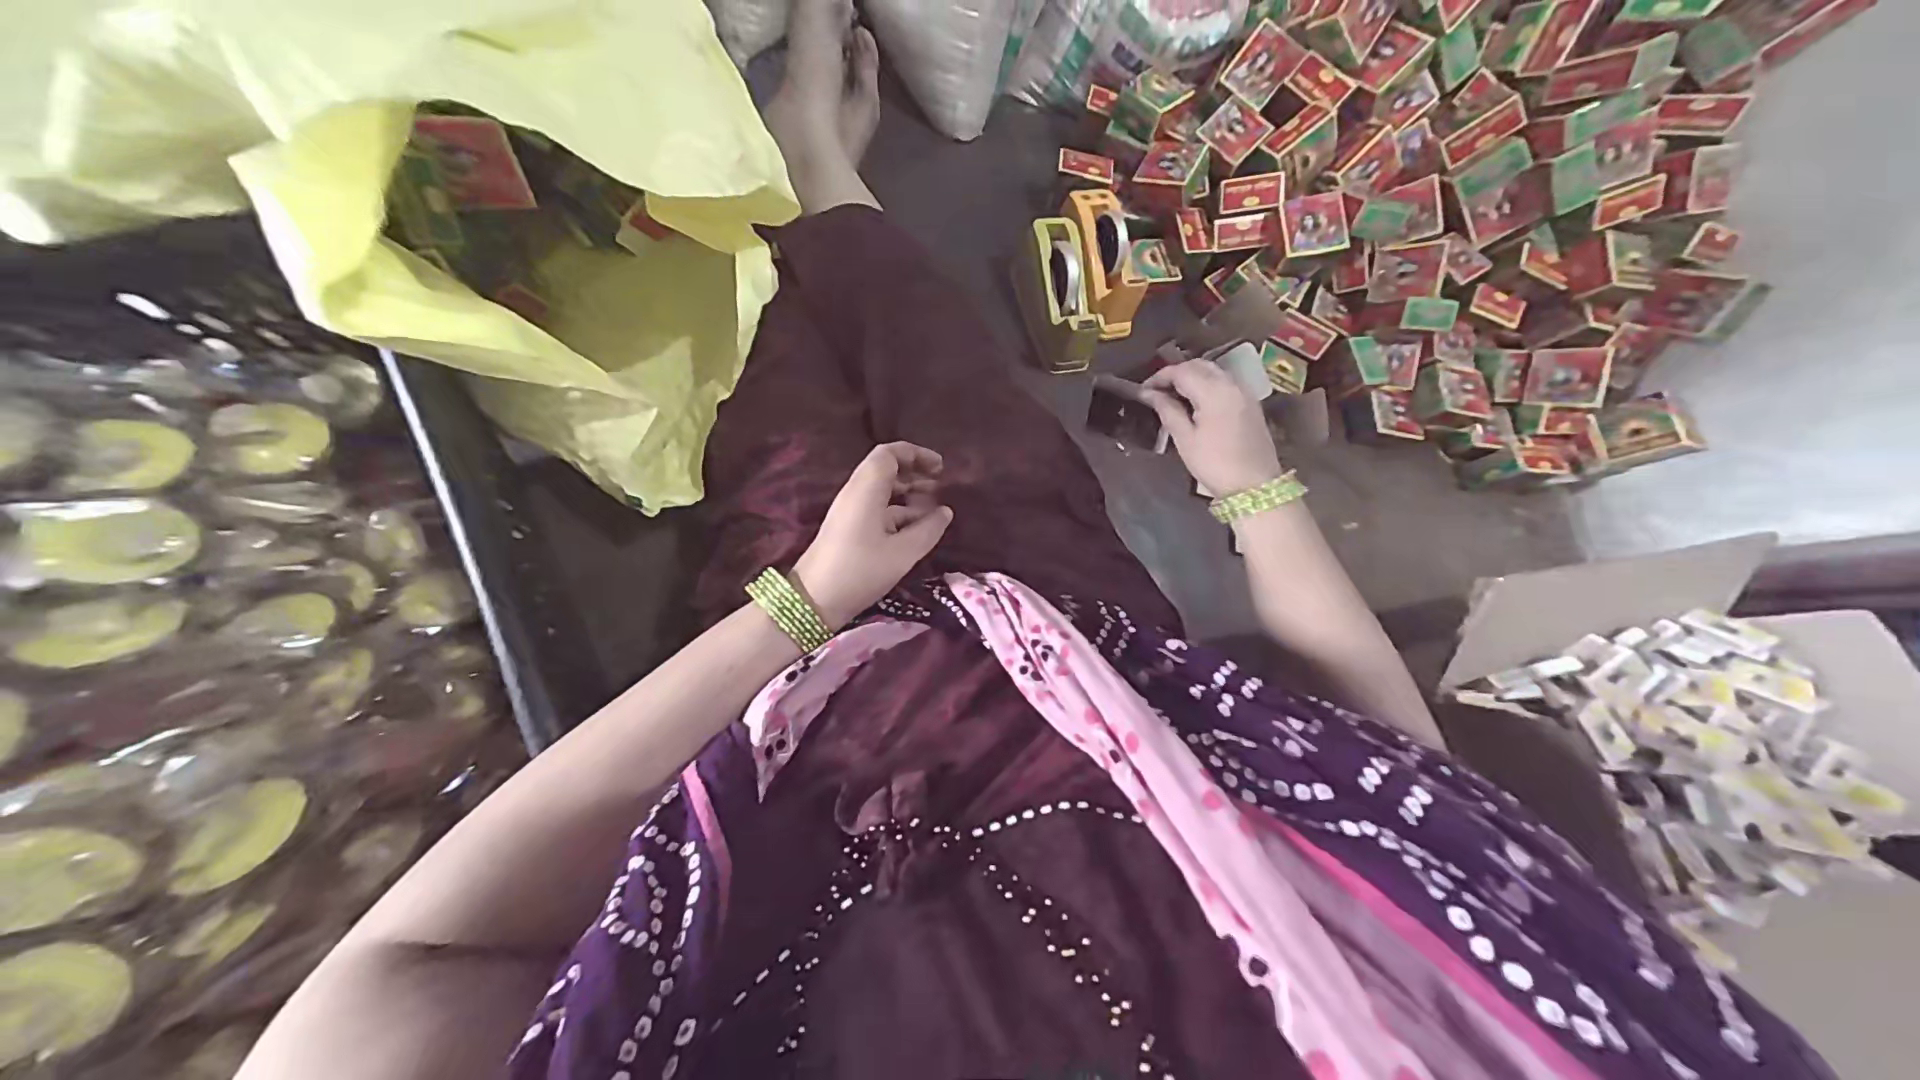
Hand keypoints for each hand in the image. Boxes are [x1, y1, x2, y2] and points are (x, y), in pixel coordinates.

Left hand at [792, 442, 952, 628]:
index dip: (916, 454)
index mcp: (866, 489)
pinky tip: (917, 528)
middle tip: (941, 485)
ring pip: (882, 491)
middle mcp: (856, 493)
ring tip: (934, 507)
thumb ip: (928, 530)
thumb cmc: (860, 571)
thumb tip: (945, 512)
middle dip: (915, 472)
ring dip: (908, 494)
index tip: (940, 467)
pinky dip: (899, 511)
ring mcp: (850, 511)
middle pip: (885, 469)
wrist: (814, 600)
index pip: (889, 454)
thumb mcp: (902, 553)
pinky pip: (877, 509)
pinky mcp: (849, 528)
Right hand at [1139, 360, 1283, 496]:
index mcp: (1214, 392)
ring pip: (1213, 371)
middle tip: (1157, 392)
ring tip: (1173, 396)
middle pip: (1199, 365)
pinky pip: (1224, 382)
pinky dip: (1206, 383)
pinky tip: (1195, 402)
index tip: (1143, 391)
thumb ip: (1167, 410)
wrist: (1255, 485)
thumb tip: (1149, 393)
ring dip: (1191, 377)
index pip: (1182, 371)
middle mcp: (1231, 384)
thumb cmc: (1214, 464)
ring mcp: (1244, 391)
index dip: (1159, 377)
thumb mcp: (1185, 439)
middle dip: (1176, 374)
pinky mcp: (1250, 402)